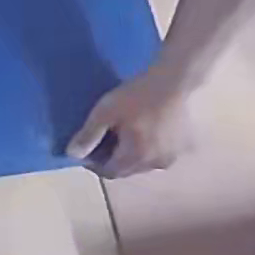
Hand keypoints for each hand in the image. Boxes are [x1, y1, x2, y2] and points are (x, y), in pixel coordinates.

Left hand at [66, 71, 191, 177]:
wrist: (173, 82)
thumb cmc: (136, 96)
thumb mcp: (104, 113)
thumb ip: (88, 135)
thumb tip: (72, 155)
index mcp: (136, 157)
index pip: (110, 172)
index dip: (94, 165)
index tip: (85, 152)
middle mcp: (156, 163)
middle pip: (126, 169)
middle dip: (110, 160)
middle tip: (100, 142)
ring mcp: (171, 156)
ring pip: (142, 164)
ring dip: (128, 156)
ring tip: (119, 136)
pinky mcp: (182, 146)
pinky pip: (156, 154)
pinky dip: (144, 149)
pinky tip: (140, 132)